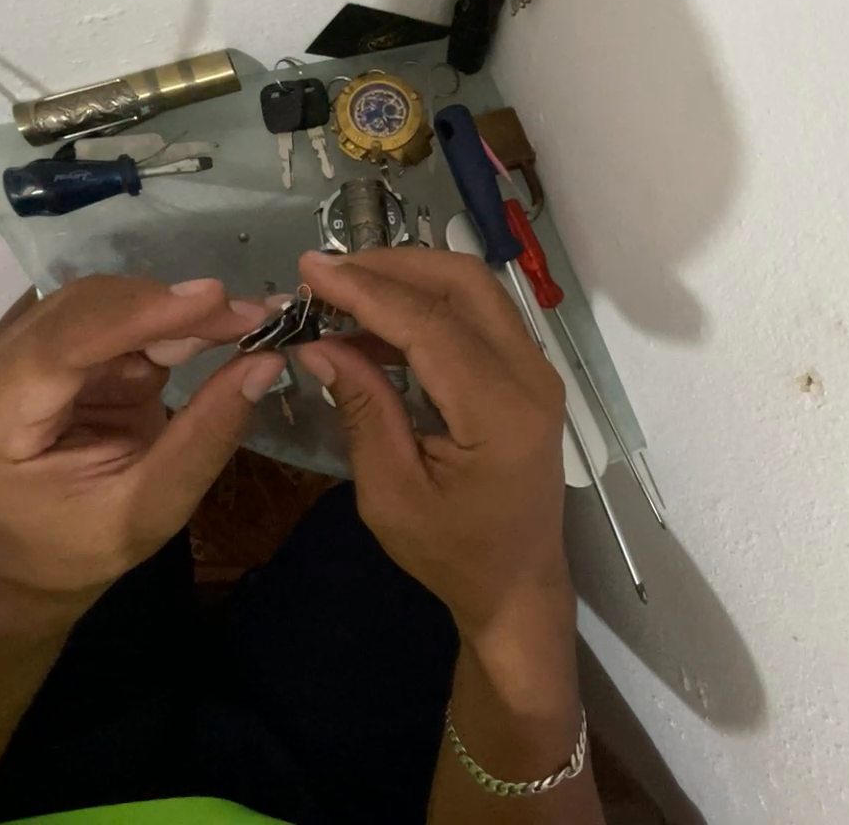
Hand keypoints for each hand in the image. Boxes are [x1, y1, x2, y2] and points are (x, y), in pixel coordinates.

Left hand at [0, 276, 285, 599]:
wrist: (48, 553)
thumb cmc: (92, 541)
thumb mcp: (158, 504)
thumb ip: (207, 434)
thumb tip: (266, 360)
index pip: (59, 347)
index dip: (136, 316)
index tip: (215, 298)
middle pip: (79, 310)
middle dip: (167, 306)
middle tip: (249, 318)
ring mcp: (14, 355)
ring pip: (100, 301)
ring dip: (171, 309)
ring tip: (235, 329)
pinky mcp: (51, 345)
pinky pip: (113, 312)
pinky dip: (165, 317)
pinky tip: (205, 334)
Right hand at [293, 249, 574, 640]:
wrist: (519, 582)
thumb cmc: (454, 554)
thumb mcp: (391, 493)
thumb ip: (362, 409)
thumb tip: (319, 343)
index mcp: (501, 411)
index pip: (430, 324)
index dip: (367, 291)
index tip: (311, 269)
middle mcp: (531, 376)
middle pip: (465, 284)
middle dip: (393, 266)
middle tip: (329, 275)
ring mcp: (536, 371)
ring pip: (475, 292)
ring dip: (411, 280)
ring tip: (345, 294)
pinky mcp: (528, 374)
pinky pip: (479, 318)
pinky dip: (429, 308)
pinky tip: (379, 327)